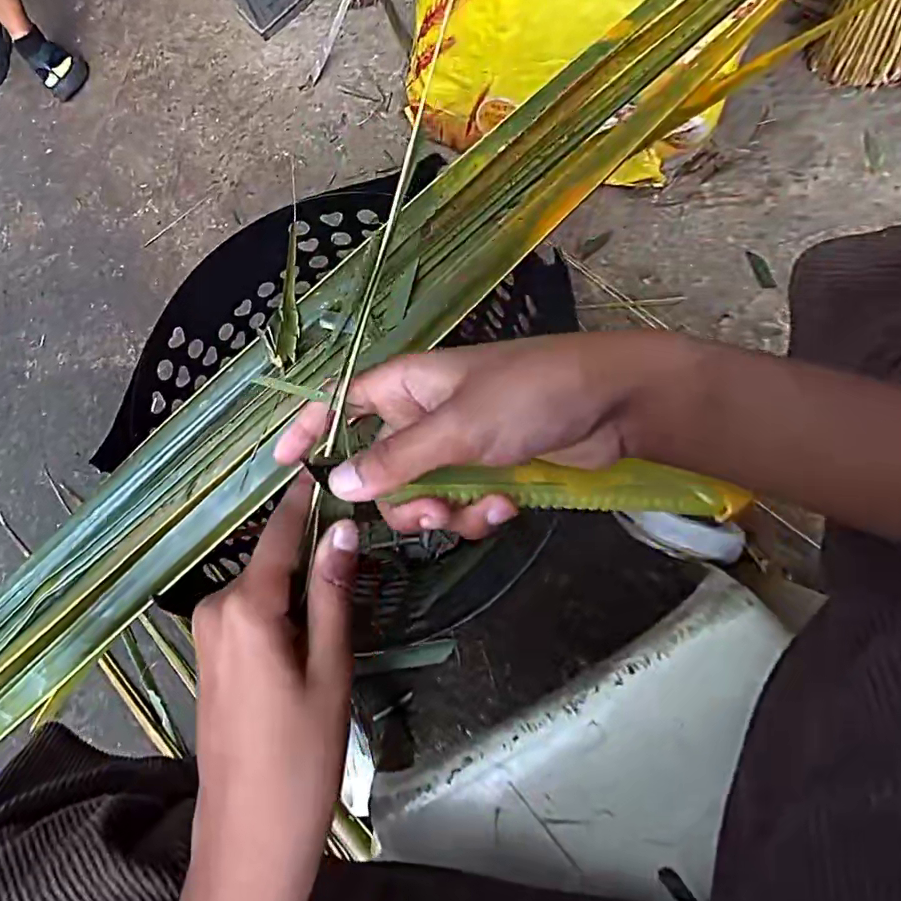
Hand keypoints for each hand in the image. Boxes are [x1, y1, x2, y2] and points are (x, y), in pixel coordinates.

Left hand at [174, 474, 357, 900]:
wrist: (246, 837)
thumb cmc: (299, 761)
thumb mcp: (330, 674)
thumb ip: (332, 596)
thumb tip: (341, 530)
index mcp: (245, 607)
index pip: (278, 535)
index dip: (302, 501)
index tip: (324, 468)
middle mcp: (215, 608)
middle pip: (271, 562)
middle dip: (310, 553)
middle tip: (357, 549)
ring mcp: (206, 631)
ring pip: (262, 588)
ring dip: (298, 586)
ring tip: (342, 599)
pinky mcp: (208, 653)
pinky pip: (248, 612)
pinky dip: (280, 610)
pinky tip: (308, 634)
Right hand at [274, 332, 693, 537]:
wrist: (618, 404)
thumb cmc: (529, 393)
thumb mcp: (457, 427)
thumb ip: (395, 460)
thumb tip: (337, 486)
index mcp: (403, 387)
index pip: (338, 403)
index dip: (307, 429)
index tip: (282, 465)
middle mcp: (419, 417)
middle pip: (378, 469)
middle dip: (401, 499)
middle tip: (428, 512)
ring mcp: (452, 447)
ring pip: (417, 496)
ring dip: (442, 513)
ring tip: (480, 508)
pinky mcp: (483, 472)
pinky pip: (455, 504)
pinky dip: (475, 513)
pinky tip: (506, 505)